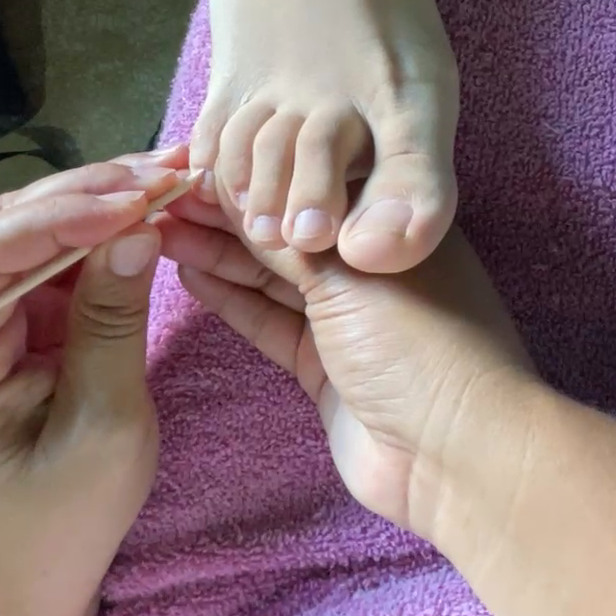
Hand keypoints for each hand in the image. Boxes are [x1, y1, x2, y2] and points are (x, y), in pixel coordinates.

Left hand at [0, 152, 181, 615]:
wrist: (40, 569)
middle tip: (169, 172)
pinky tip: (156, 204)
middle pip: (9, 229)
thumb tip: (140, 229)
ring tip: (172, 174)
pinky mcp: (30, 317)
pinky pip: (68, 253)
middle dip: (89, 193)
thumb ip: (113, 323)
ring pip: (40, 229)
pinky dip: (114, 224)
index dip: (57, 219)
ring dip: (106, 196)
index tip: (135, 204)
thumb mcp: (100, 424)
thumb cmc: (61, 516)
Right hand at [157, 196, 533, 536]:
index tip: (199, 164)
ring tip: (162, 230)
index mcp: (390, 227)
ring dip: (221, 254)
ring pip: (274, 277)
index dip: (257, 175)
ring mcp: (347, 317)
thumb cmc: (418, 339)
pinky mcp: (324, 364)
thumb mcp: (350, 275)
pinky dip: (234, 300)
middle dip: (229, 214)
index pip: (313, 186)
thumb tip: (234, 193)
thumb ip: (288, 240)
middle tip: (166, 197)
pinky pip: (271, 322)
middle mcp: (369, 264)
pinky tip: (191, 273)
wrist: (453, 452)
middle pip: (289, 231)